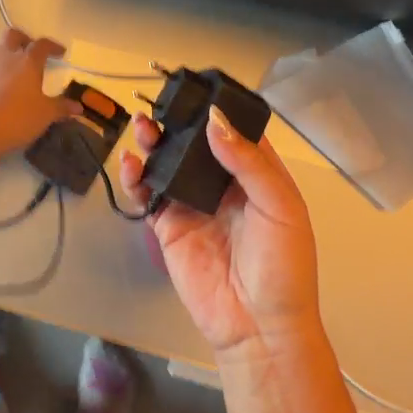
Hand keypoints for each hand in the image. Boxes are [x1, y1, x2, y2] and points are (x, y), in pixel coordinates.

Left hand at [0, 29, 78, 163]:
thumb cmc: (18, 117)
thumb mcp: (46, 114)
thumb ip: (61, 107)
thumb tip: (78, 107)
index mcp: (27, 61)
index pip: (42, 44)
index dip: (53, 46)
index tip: (60, 53)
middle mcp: (5, 56)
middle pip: (12, 34)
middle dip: (23, 38)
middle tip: (30, 49)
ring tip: (8, 58)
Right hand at [120, 109, 322, 360]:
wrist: (257, 326)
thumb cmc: (282, 266)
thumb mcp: (280, 208)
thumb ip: (248, 162)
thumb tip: (212, 121)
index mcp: (257, 176)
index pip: (235, 132)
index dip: (217, 109)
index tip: (196, 86)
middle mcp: (223, 185)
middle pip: (194, 144)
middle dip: (177, 122)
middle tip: (159, 104)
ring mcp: (193, 204)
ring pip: (167, 164)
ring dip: (153, 143)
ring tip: (141, 126)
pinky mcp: (168, 226)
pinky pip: (148, 194)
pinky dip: (135, 177)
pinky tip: (130, 163)